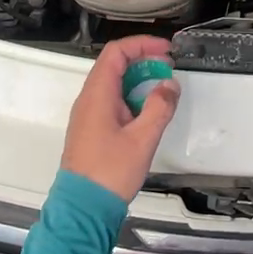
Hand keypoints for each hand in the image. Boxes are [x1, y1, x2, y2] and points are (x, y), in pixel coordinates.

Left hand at [60, 35, 180, 200]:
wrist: (83, 209)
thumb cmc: (110, 172)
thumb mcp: (142, 139)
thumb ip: (159, 107)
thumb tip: (169, 85)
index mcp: (97, 95)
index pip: (116, 52)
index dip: (142, 45)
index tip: (166, 50)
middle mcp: (88, 99)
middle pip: (114, 65)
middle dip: (143, 60)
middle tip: (168, 68)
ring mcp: (88, 115)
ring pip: (113, 84)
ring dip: (138, 80)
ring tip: (163, 88)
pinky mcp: (91, 129)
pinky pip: (111, 101)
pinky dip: (131, 97)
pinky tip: (147, 111)